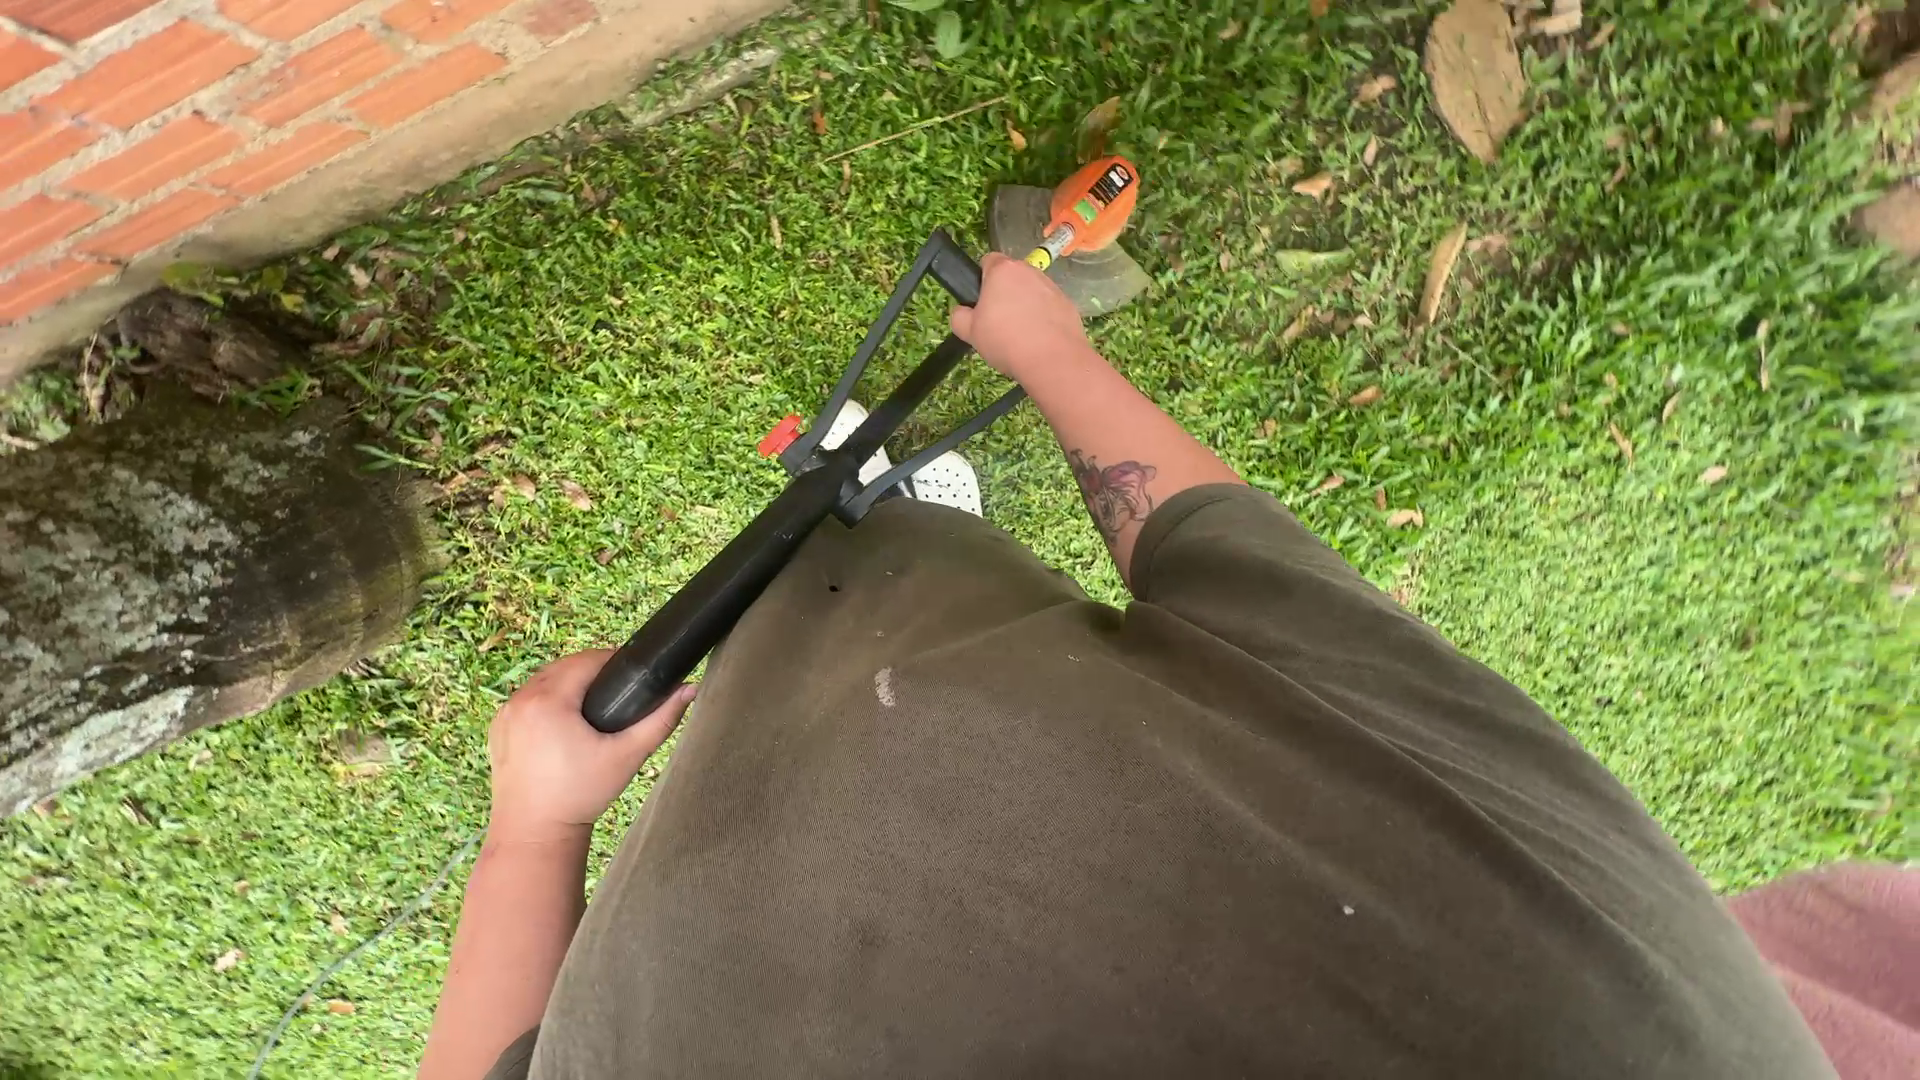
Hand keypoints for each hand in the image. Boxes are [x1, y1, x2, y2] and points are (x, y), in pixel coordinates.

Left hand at [486, 649, 695, 844]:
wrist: (535, 832)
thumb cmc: (582, 793)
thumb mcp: (628, 755)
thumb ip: (661, 719)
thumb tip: (690, 689)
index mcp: (548, 701)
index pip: (586, 660)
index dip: (614, 661)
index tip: (633, 678)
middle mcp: (520, 700)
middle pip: (564, 667)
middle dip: (593, 672)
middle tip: (620, 692)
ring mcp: (505, 714)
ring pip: (545, 680)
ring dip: (570, 683)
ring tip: (597, 704)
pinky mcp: (498, 728)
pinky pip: (528, 698)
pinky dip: (549, 698)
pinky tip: (568, 717)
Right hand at [949, 252, 1093, 381]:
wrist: (1052, 360)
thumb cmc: (1005, 340)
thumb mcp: (970, 332)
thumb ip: (960, 316)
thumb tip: (963, 311)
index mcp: (1002, 270)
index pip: (988, 261)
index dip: (982, 280)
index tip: (981, 303)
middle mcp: (1029, 270)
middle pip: (1011, 277)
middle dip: (1004, 294)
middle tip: (997, 324)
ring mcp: (1051, 286)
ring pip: (1031, 291)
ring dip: (1024, 306)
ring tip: (1020, 336)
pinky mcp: (1067, 303)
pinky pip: (1048, 306)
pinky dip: (1043, 318)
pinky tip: (1039, 340)